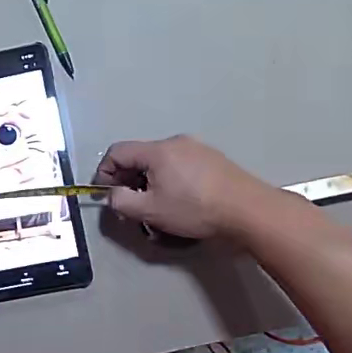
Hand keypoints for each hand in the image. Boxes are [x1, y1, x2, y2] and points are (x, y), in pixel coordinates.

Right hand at [92, 135, 286, 239]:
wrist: (247, 209)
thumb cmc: (194, 209)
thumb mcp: (150, 210)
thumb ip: (121, 201)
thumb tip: (113, 195)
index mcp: (158, 150)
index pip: (117, 152)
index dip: (104, 172)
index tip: (106, 194)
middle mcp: (176, 142)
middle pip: (139, 156)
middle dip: (127, 179)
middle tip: (130, 204)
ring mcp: (197, 148)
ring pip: (159, 161)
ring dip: (148, 181)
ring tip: (155, 205)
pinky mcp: (212, 159)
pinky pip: (179, 164)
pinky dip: (169, 179)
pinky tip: (179, 200)